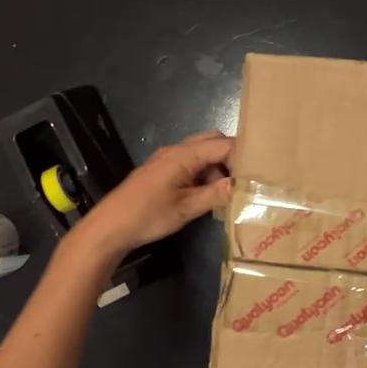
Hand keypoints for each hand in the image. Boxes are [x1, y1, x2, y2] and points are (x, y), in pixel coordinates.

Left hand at [72, 130, 233, 256]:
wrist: (110, 227)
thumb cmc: (147, 216)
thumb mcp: (186, 209)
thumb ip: (216, 194)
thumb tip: (243, 185)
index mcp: (183, 155)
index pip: (223, 144)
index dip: (242, 156)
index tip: (257, 174)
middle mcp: (176, 150)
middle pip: (213, 140)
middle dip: (231, 156)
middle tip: (244, 179)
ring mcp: (167, 159)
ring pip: (202, 151)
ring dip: (217, 166)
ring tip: (227, 192)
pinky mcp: (162, 170)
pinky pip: (191, 162)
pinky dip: (204, 172)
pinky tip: (208, 194)